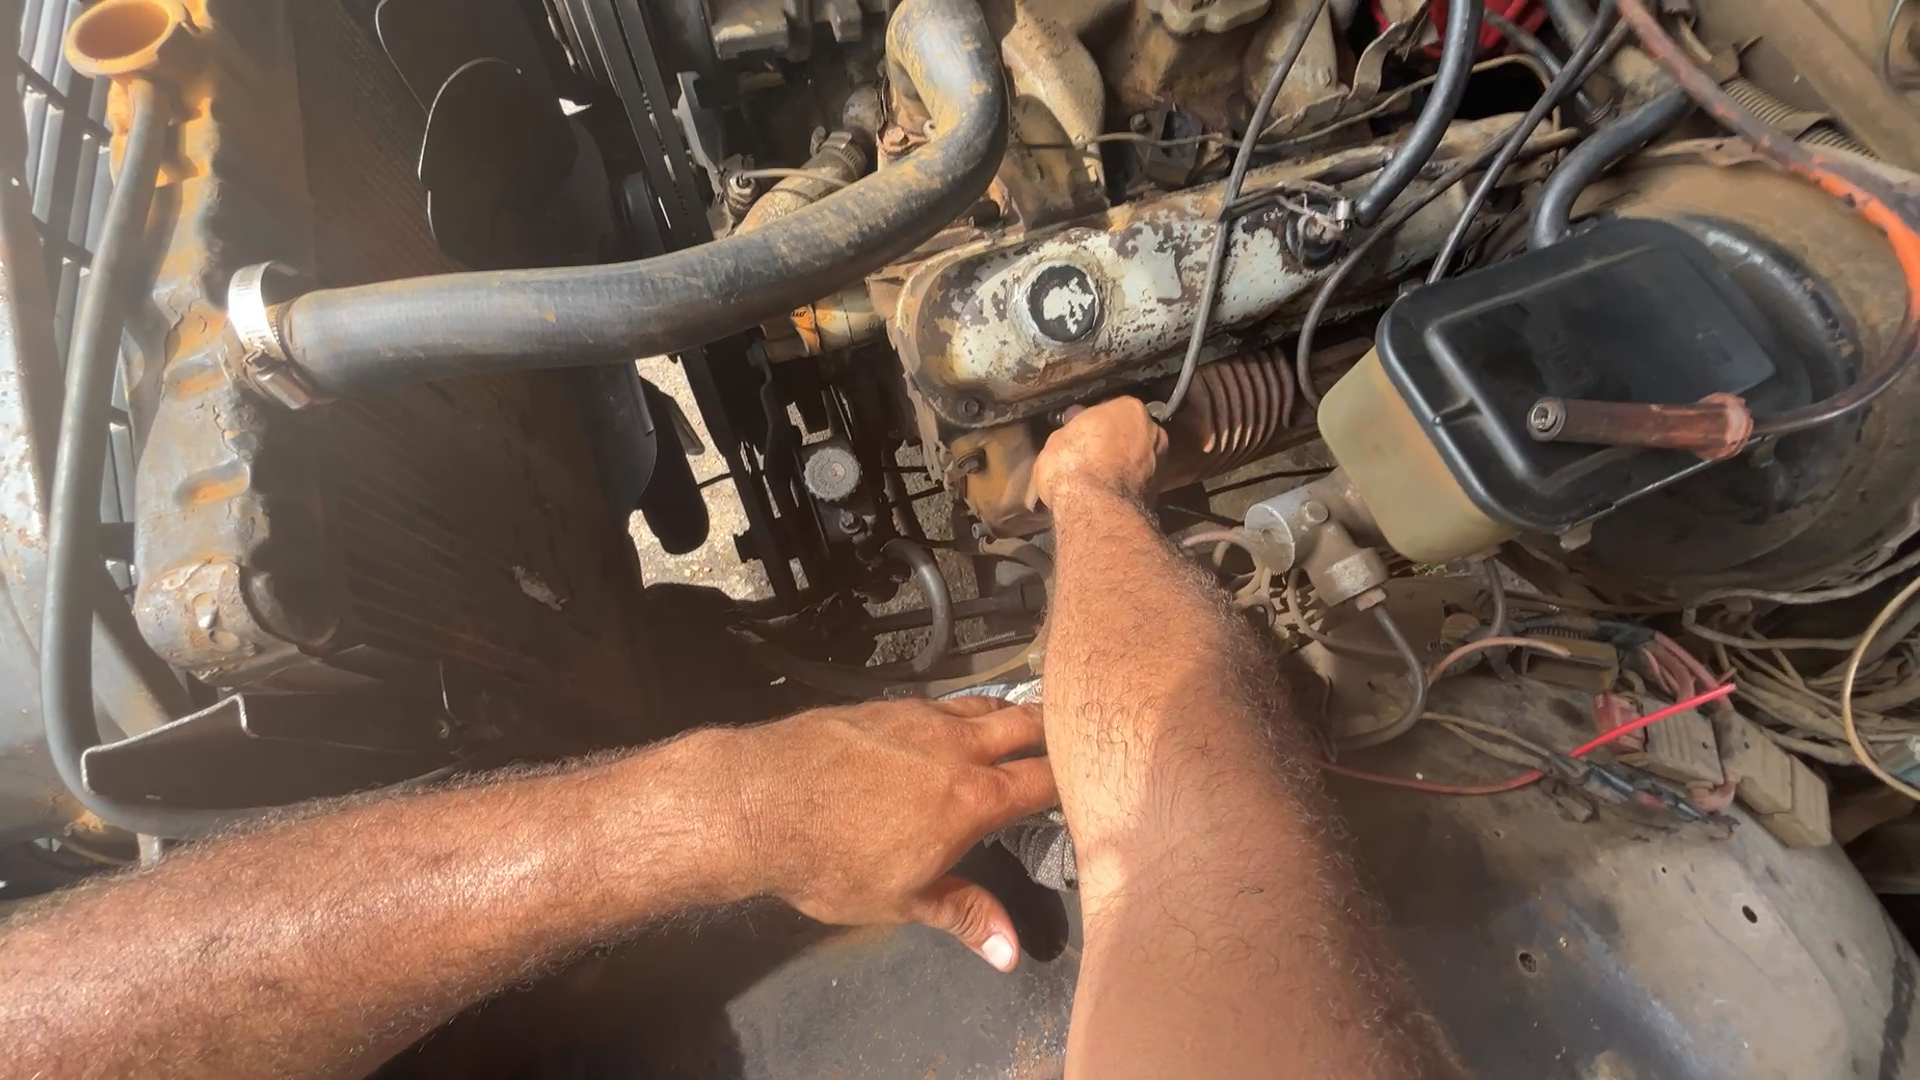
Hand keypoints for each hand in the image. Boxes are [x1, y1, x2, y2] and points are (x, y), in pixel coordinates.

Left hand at [714, 697, 1056, 970]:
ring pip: (984, 703)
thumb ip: (964, 914)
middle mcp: (957, 745)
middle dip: (1052, 729)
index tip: (1084, 786)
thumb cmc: (832, 860)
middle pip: (1025, 721)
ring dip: (1008, 714)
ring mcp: (921, 716)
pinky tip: (948, 727)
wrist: (761, 798)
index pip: (1042, 778)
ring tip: (1016, 726)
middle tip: (1067, 740)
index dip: (1070, 781)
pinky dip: (961, 712)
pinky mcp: (889, 703)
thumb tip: (1011, 951)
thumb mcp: (902, 900)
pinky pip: (942, 702)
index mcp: (972, 796)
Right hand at [1028, 397, 1166, 509]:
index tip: (1080, 434)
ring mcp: (1160, 461)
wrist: (1094, 510)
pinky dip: (1126, 486)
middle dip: (1112, 443)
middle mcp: (1151, 430)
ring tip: (1096, 480)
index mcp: (1128, 407)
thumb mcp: (1056, 440)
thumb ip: (1071, 431)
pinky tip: (1106, 495)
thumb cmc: (1074, 468)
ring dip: (1121, 465)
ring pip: (1137, 458)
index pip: (1109, 409)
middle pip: (1129, 432)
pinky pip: (1138, 482)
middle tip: (1089, 456)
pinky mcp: (1159, 491)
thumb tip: (1071, 430)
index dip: (1092, 423)